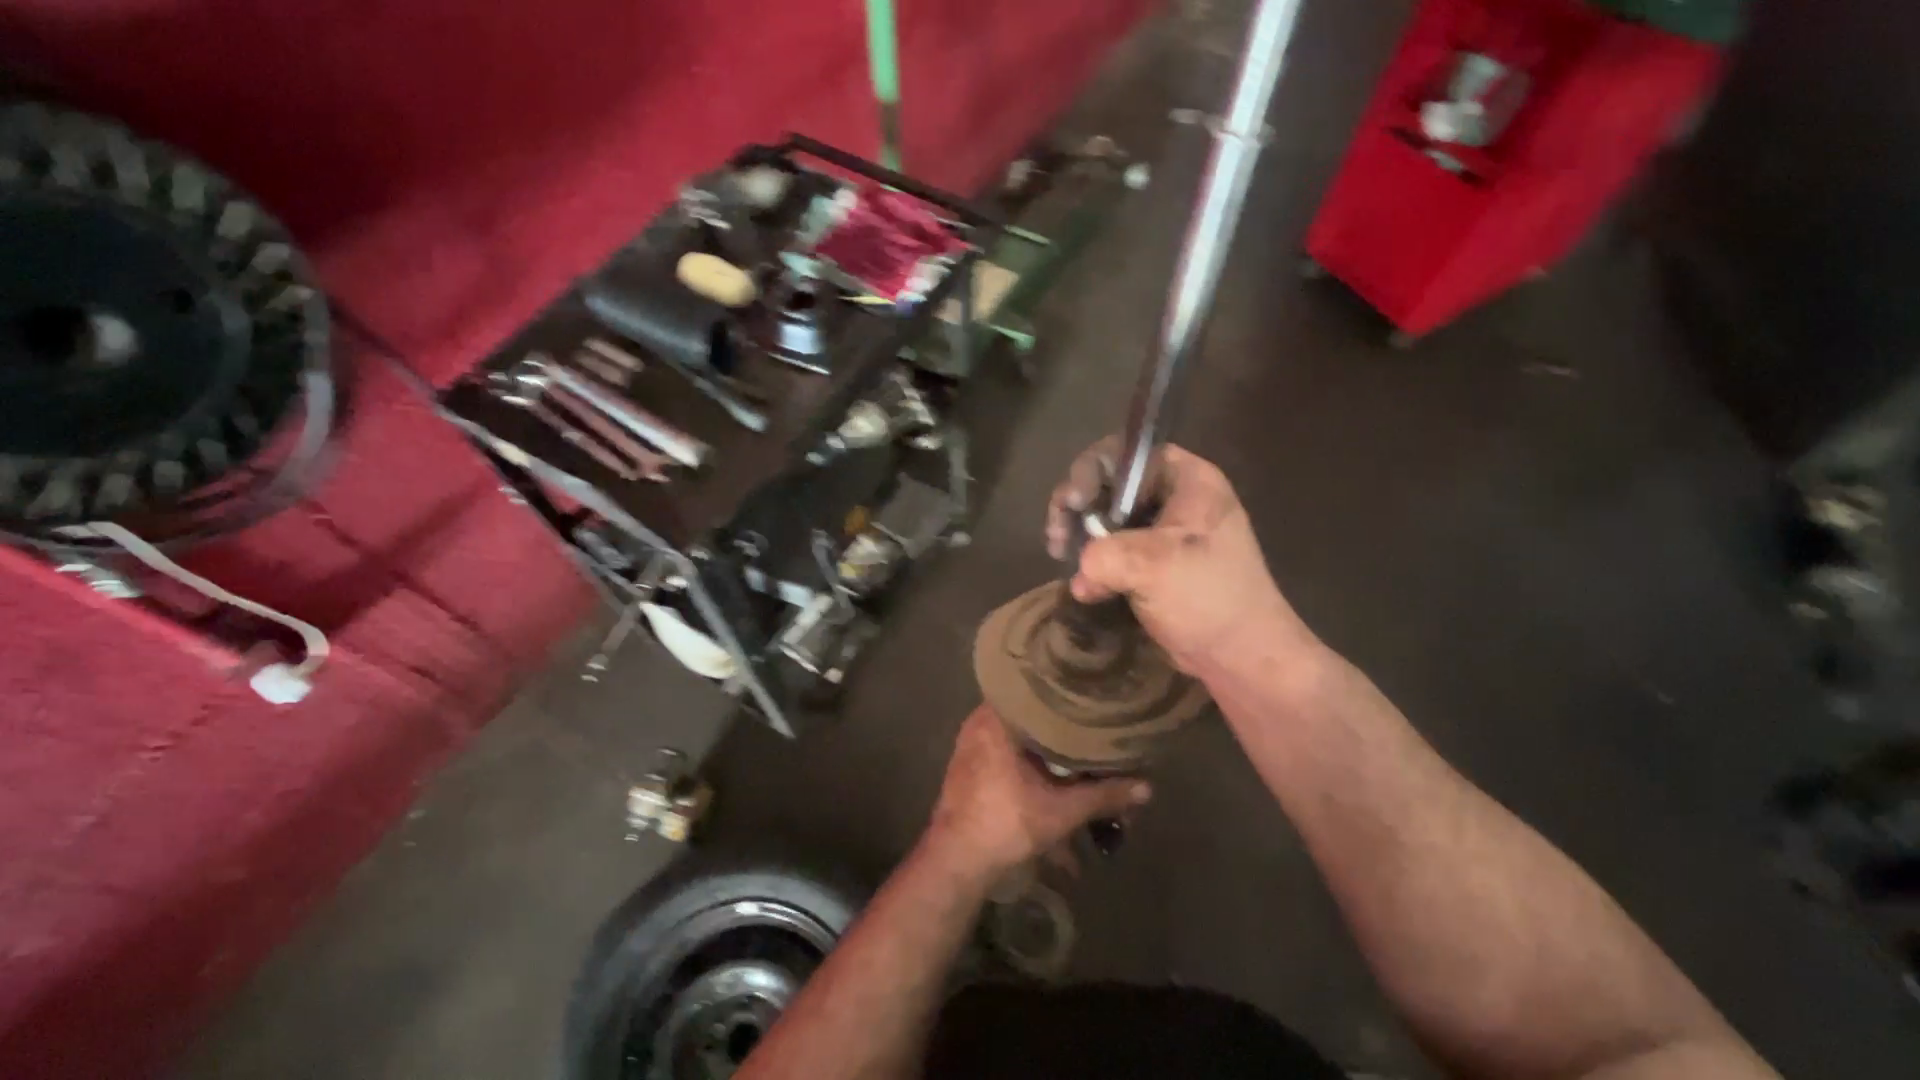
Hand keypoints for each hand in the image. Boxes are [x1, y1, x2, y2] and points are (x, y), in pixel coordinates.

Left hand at [925, 707, 1149, 878]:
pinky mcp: (971, 766)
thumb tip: (1147, 788)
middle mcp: (981, 722)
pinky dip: (1030, 762)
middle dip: (1061, 727)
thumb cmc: (1006, 823)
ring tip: (1079, 753)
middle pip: (1031, 715)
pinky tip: (1053, 775)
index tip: (1092, 691)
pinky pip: (1008, 752)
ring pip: (1019, 737)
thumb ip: (1104, 795)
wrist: (956, 860)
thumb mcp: (1063, 810)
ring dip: (1046, 750)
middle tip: (1094, 725)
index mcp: (998, 717)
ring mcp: (972, 743)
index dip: (1066, 691)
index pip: (1037, 686)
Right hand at [1045, 439, 1311, 677]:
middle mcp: (1176, 497)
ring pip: (1108, 517)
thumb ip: (1103, 555)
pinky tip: (1083, 585)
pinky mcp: (1156, 563)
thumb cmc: (1207, 598)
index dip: (1091, 471)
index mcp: (1187, 479)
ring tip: (1062, 559)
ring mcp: (1166, 531)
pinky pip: (1115, 548)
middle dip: (1078, 508)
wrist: (1241, 656)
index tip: (1075, 505)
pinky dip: (1095, 562)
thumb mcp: (1152, 565)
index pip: (1127, 452)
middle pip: (1110, 483)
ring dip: (1081, 537)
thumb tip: (1079, 574)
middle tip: (1057, 539)